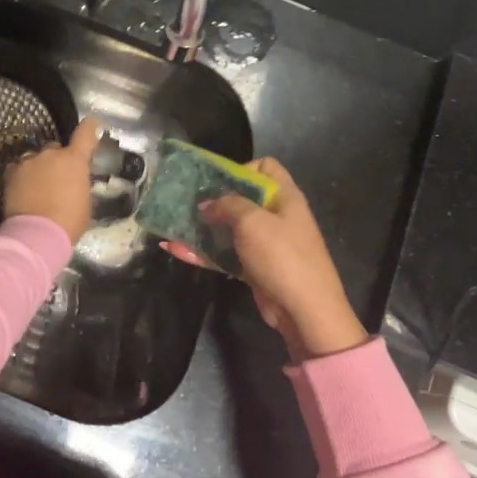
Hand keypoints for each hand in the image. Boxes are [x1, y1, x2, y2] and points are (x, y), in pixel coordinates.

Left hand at [3, 117, 101, 243]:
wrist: (36, 234)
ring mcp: (28, 161)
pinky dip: (22, 176)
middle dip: (59, 160)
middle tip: (59, 180)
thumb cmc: (68, 222)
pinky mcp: (11, 173)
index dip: (90, 127)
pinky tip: (24, 190)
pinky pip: (19, 168)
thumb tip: (75, 182)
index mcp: (74, 160)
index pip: (86, 133)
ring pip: (36, 158)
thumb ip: (81, 185)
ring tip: (39, 188)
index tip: (92, 124)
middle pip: (56, 149)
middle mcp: (50, 154)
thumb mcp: (85, 204)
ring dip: (39, 168)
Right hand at [161, 157, 368, 360]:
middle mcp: (275, 217)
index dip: (242, 169)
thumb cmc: (282, 256)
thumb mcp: (253, 221)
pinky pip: (224, 254)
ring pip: (229, 228)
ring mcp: (264, 244)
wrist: (304, 309)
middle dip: (213, 199)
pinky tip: (175, 249)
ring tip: (172, 224)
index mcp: (284, 198)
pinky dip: (202, 252)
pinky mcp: (253, 267)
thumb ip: (228, 204)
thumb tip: (208, 204)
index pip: (266, 167)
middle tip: (186, 202)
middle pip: (242, 198)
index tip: (217, 182)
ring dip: (202, 227)